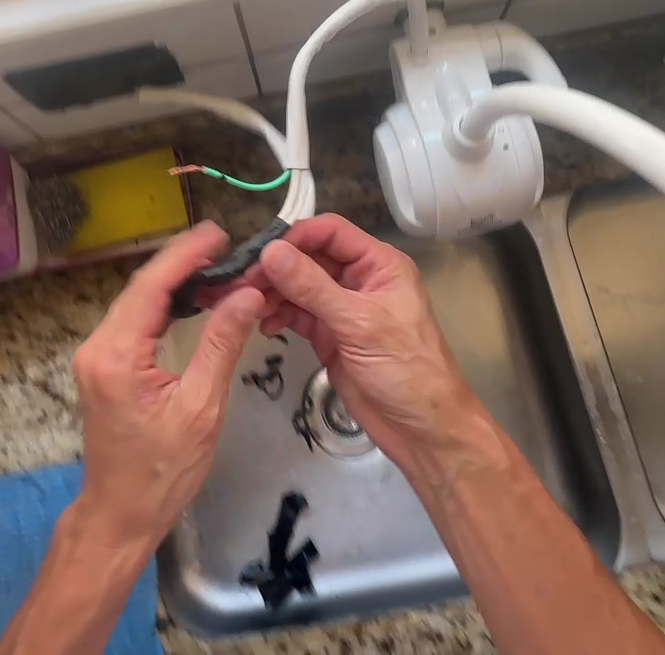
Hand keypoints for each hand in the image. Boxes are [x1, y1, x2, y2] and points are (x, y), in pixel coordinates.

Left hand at [68, 222, 265, 551]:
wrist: (119, 515)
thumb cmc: (162, 471)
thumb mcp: (201, 409)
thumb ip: (222, 345)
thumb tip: (247, 294)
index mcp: (117, 354)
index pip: (152, 286)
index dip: (185, 253)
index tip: (218, 232)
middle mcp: (98, 345)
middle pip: (142, 287)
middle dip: (183, 261)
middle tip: (226, 244)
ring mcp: (96, 354)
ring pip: (138, 301)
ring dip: (175, 280)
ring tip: (217, 263)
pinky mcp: (104, 364)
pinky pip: (135, 319)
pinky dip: (165, 303)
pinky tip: (193, 297)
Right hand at [253, 216, 492, 477]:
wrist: (423, 431)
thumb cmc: (405, 370)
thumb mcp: (358, 323)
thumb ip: (312, 287)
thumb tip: (271, 252)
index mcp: (379, 264)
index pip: (331, 233)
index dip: (296, 237)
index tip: (262, 252)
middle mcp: (359, 279)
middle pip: (310, 258)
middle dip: (277, 267)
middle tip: (242, 281)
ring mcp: (343, 308)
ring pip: (300, 286)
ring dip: (273, 292)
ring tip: (247, 304)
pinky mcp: (329, 335)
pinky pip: (298, 314)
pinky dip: (280, 315)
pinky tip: (265, 324)